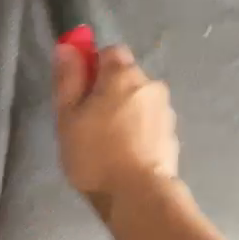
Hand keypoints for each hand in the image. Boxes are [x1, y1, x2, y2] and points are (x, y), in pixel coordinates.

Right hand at [54, 43, 179, 198]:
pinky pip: (149, 126)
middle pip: (126, 79)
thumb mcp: (68, 118)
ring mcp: (165, 110)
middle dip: (109, 95)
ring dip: (124, 115)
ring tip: (107, 146)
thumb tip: (66, 46)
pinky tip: (124, 157)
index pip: (109, 52)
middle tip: (87, 126)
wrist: (136, 193)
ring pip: (138, 103)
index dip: (92, 68)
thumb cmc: (94, 154)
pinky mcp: (171, 136)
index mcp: (123, 75)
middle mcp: (150, 84)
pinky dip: (137, 134)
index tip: (79, 95)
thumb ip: (68, 80)